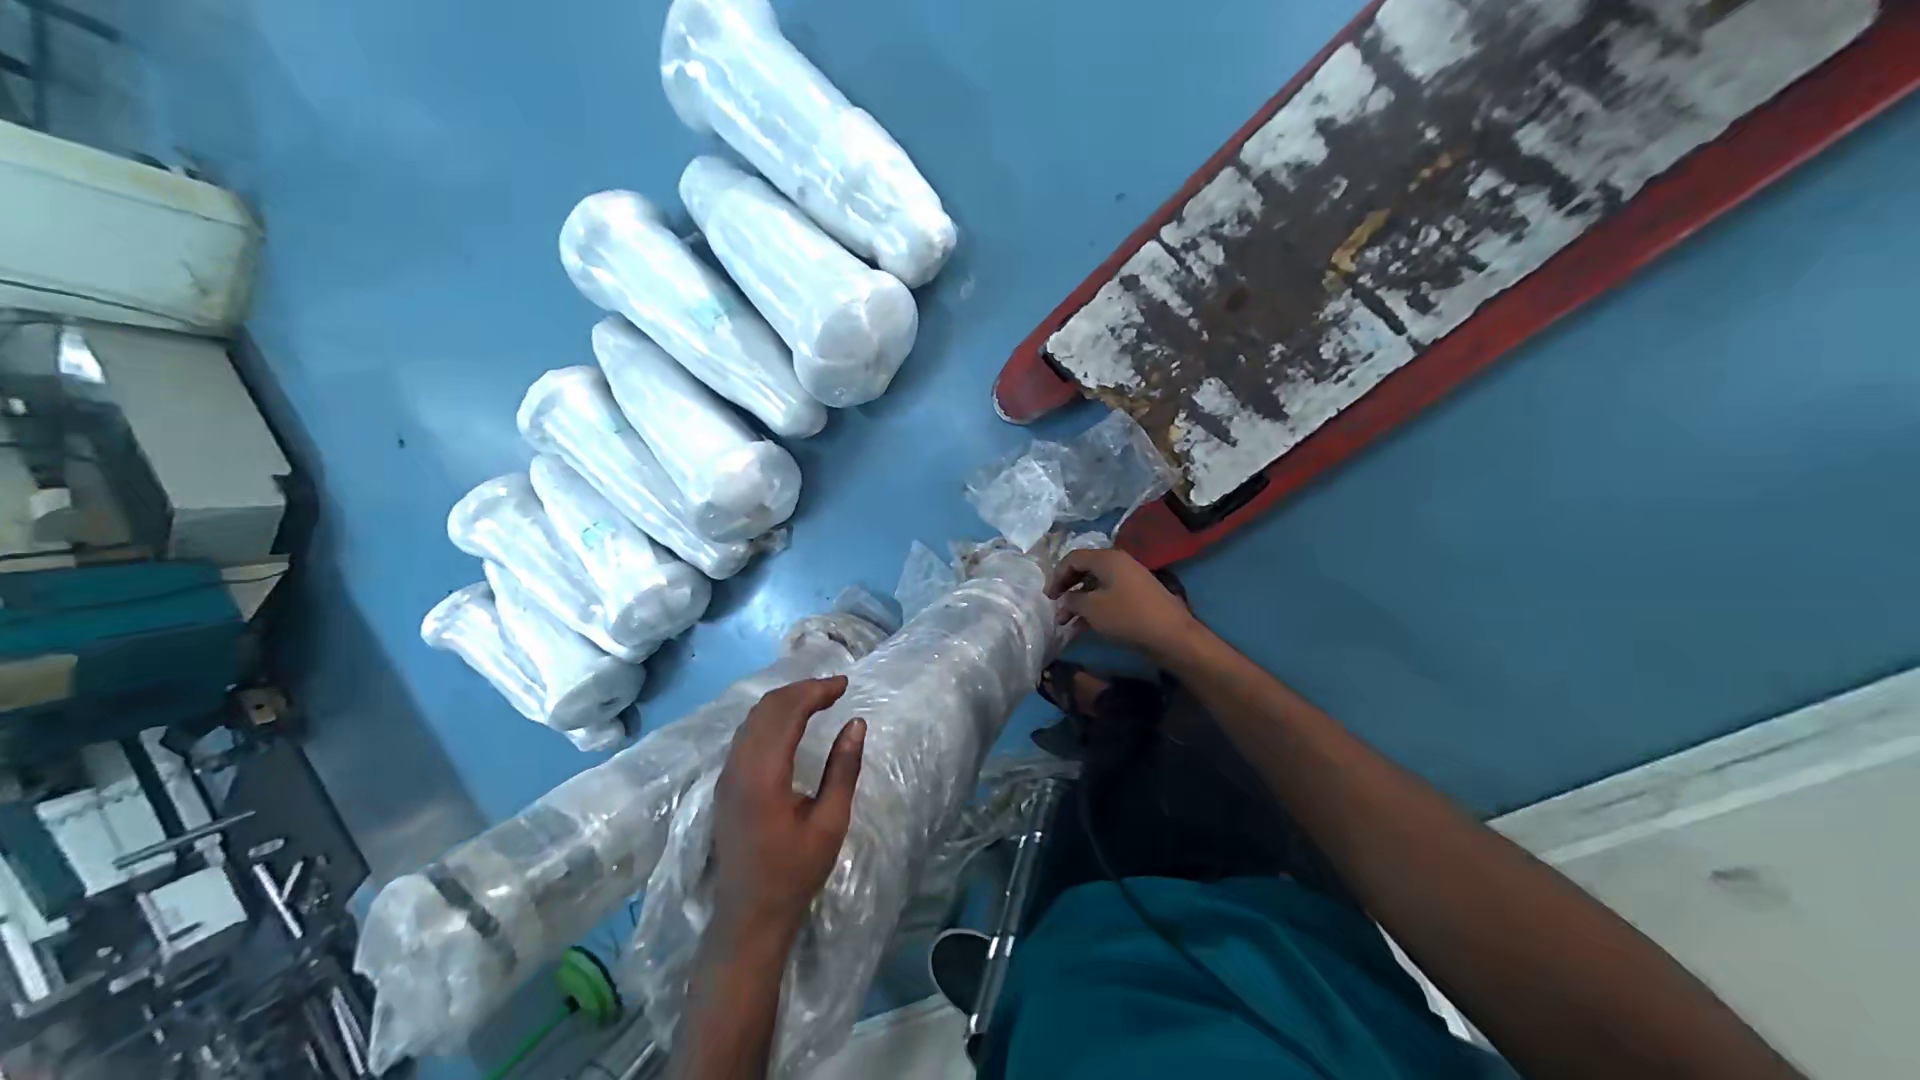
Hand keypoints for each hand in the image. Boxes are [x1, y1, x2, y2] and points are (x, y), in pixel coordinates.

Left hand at [709, 677, 865, 939]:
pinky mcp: (726, 783)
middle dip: (802, 689)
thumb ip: (843, 769)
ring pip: (753, 718)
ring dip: (785, 700)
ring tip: (818, 698)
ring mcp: (727, 774)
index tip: (845, 684)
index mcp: (763, 774)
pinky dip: (772, 716)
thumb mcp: (830, 822)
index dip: (816, 691)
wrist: (749, 915)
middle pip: (767, 708)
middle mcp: (738, 766)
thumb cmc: (795, 872)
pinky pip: (746, 733)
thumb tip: (856, 723)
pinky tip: (792, 721)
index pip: (787, 712)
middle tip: (835, 688)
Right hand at [1048, 548, 1205, 661]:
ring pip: (1096, 586)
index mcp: (1107, 558)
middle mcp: (1119, 563)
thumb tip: (1065, 599)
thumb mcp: (1092, 608)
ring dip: (1079, 602)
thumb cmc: (1127, 616)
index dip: (1056, 576)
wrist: (1171, 634)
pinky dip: (1094, 607)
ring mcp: (1130, 579)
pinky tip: (1083, 626)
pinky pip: (1108, 596)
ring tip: (1066, 622)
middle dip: (1067, 589)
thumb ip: (1072, 600)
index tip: (1048, 596)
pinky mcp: (1137, 596)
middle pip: (1084, 570)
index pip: (1073, 558)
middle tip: (1056, 607)